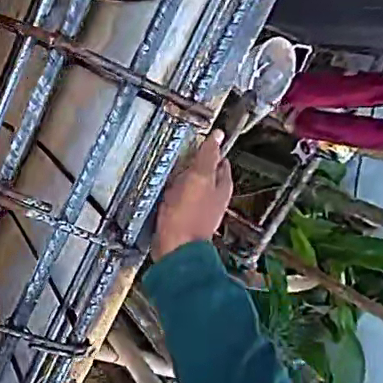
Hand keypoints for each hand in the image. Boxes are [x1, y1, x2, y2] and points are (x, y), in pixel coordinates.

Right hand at [153, 130, 233, 258]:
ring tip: (166, 170)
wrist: (176, 246)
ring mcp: (198, 208)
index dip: (209, 150)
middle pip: (204, 173)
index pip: (219, 161)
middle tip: (177, 154)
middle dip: (192, 164)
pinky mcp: (182, 218)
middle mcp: (213, 197)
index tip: (195, 140)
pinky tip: (161, 192)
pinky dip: (169, 192)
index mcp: (221, 186)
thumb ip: (207, 157)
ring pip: (189, 186)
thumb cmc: (188, 214)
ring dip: (178, 178)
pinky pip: (176, 199)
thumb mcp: (198, 179)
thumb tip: (218, 136)